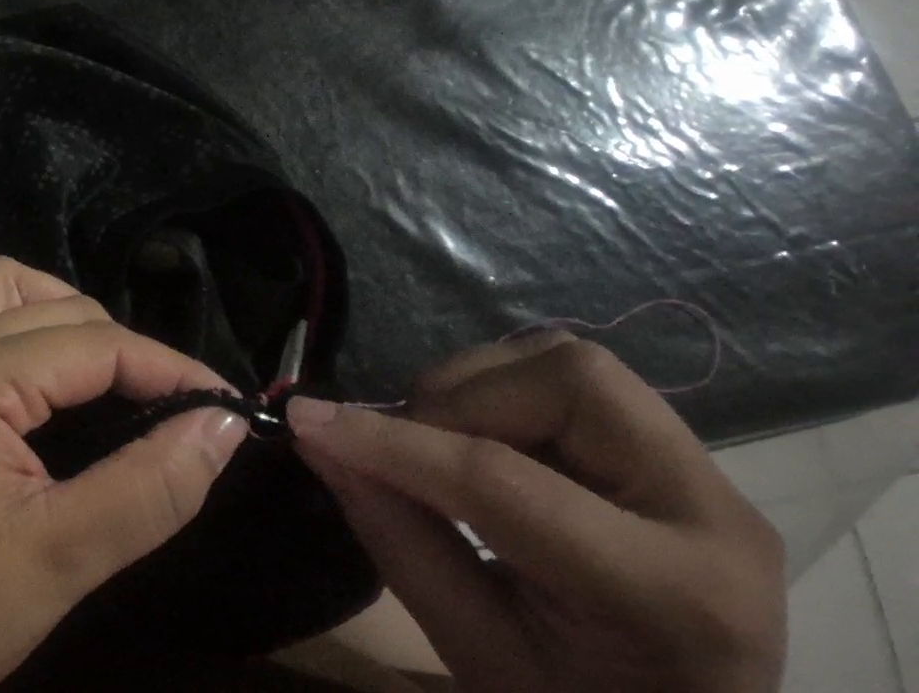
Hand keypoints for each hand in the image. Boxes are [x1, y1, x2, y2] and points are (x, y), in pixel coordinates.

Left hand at [0, 258, 249, 692]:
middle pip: (58, 310)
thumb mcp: (61, 559)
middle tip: (174, 410)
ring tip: (104, 374)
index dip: (171, 367)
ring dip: (59, 313)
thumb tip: (223, 425)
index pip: (98, 343)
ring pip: (1, 290)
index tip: (226, 406)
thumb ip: (149, 487)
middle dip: (126, 349)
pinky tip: (9, 342)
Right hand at [288, 333, 785, 692]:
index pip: (501, 480)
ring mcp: (710, 475)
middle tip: (404, 448)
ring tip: (442, 447)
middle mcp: (710, 511)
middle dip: (458, 397)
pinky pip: (576, 382)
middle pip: (569, 379)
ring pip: (571, 363)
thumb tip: (317, 440)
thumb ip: (397, 538)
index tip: (305, 420)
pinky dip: (502, 394)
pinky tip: (485, 445)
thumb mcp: (476, 652)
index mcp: (666, 595)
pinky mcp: (683, 456)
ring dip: (478, 389)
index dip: (392, 443)